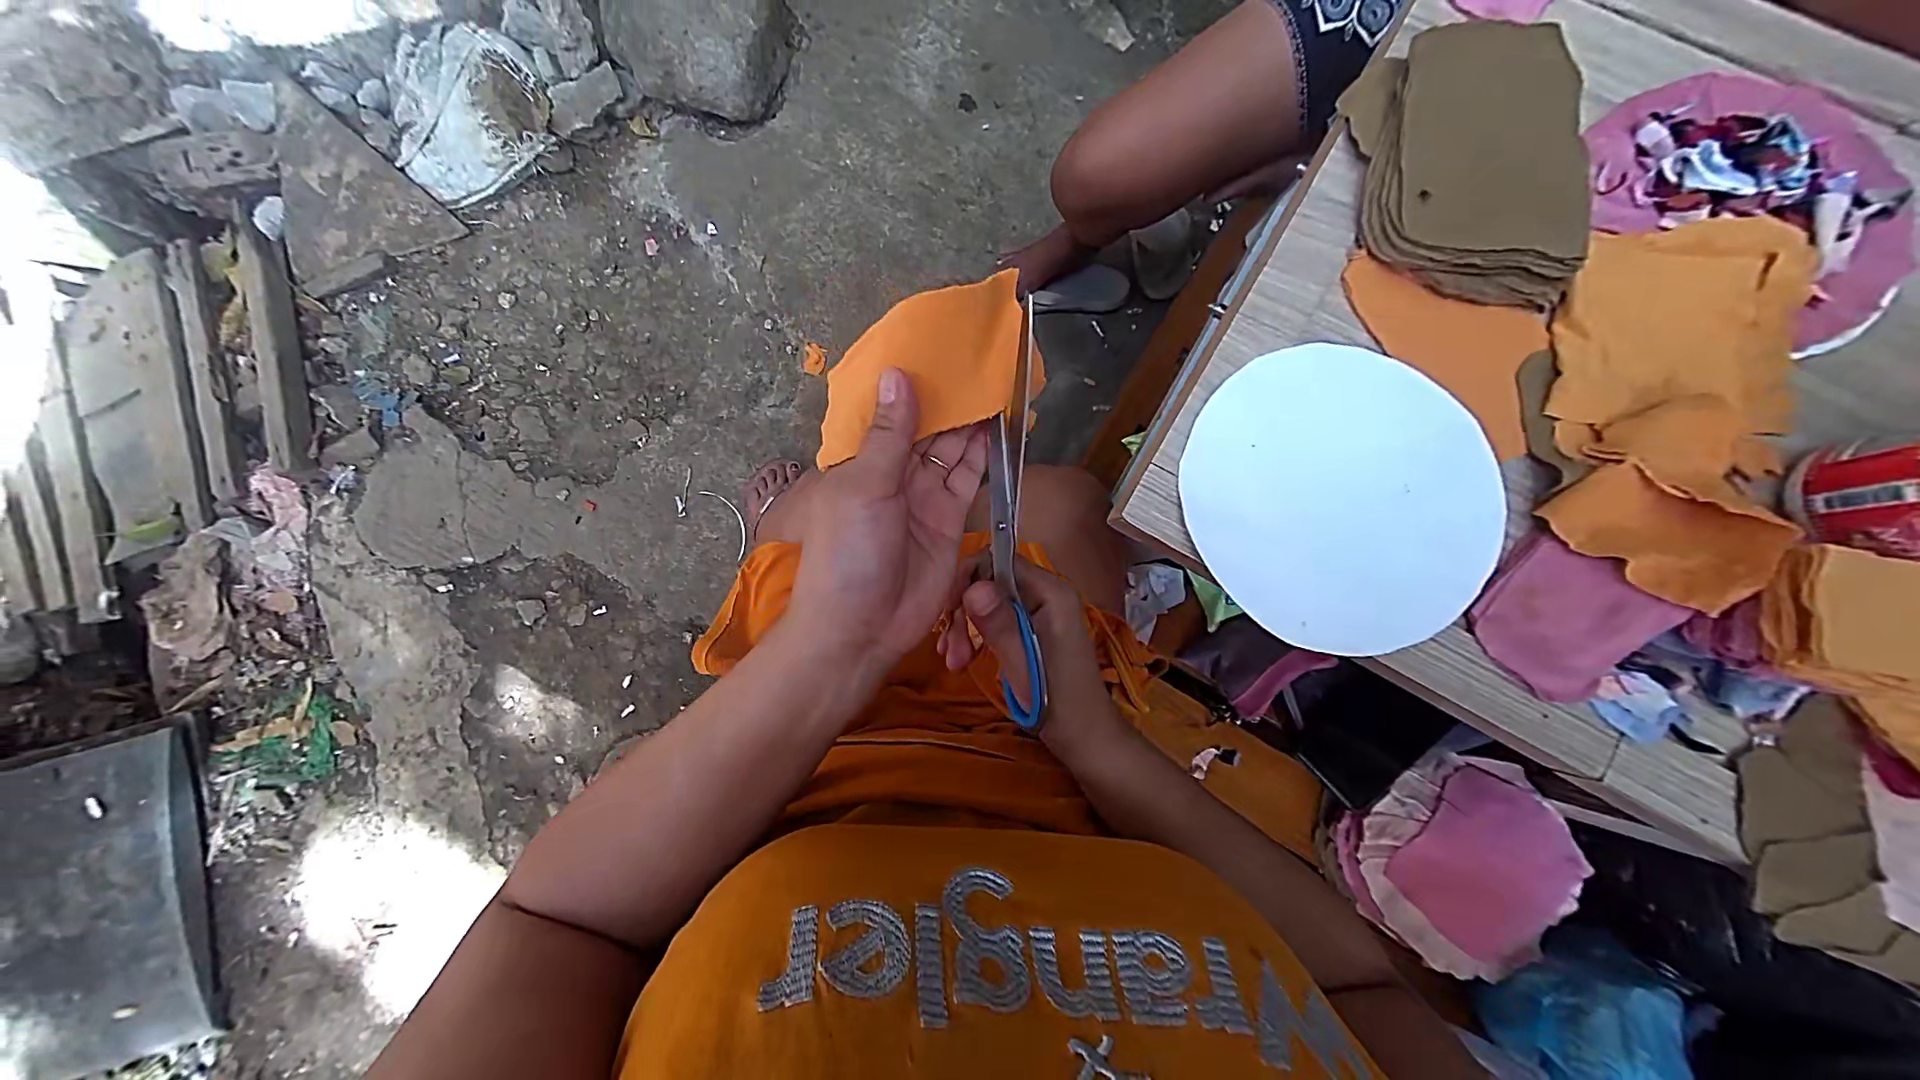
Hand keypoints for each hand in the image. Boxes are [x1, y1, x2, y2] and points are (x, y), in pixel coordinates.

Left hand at [786, 368, 989, 676]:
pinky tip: (994, 427)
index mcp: (861, 461)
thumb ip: (889, 435)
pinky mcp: (949, 521)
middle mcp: (893, 475)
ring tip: (992, 385)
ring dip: (969, 422)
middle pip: (926, 429)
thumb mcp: (864, 487)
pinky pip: (967, 480)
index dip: (913, 385)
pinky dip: (981, 455)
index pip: (890, 413)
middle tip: (977, 362)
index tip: (937, 351)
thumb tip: (895, 375)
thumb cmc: (847, 554)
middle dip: (948, 400)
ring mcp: (923, 498)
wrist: (862, 627)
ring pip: (950, 450)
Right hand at [936, 555, 1107, 722]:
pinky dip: (978, 633)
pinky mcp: (1035, 626)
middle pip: (990, 579)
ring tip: (955, 661)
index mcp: (1051, 593)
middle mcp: (1048, 592)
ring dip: (966, 625)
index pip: (997, 560)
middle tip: (950, 650)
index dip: (966, 581)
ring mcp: (1042, 609)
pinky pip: (998, 616)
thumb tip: (972, 586)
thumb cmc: (1056, 704)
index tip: (947, 613)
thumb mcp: (1021, 665)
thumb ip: (998, 624)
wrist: (1086, 736)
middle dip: (964, 610)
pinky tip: (964, 658)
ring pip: (990, 599)